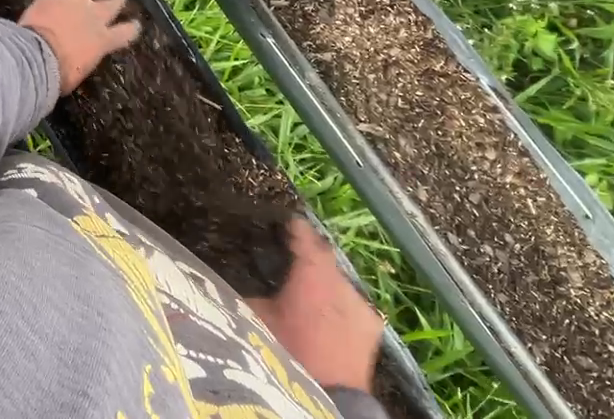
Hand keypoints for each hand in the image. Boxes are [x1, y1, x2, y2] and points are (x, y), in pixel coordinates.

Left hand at [18, 0, 138, 93]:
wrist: (38, 56)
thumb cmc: (60, 74)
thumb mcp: (80, 72)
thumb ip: (84, 59)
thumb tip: (79, 59)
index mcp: (103, 40)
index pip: (127, 32)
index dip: (131, 28)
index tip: (134, 24)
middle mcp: (92, 17)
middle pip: (112, 3)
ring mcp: (71, 3)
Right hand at [246, 218, 383, 392]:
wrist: (330, 393)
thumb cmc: (286, 350)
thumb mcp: (257, 315)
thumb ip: (254, 290)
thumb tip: (240, 275)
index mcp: (311, 275)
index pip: (305, 239)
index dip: (295, 228)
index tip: (287, 220)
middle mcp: (340, 283)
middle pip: (324, 259)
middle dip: (309, 256)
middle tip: (292, 255)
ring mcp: (360, 304)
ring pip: (338, 281)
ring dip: (324, 280)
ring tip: (308, 285)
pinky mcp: (373, 325)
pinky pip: (352, 302)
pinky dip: (338, 301)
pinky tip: (328, 310)